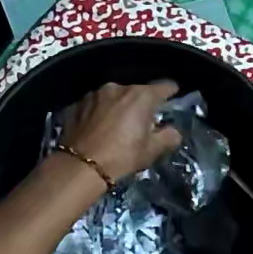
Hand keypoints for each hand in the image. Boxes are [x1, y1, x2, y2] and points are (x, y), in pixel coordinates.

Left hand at [60, 81, 183, 182]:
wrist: (80, 166)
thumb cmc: (122, 156)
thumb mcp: (152, 150)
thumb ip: (168, 137)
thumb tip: (174, 132)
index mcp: (141, 96)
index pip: (164, 87)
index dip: (171, 92)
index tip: (173, 97)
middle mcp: (118, 88)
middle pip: (137, 92)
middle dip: (142, 103)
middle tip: (143, 121)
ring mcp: (95, 94)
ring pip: (115, 96)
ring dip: (120, 106)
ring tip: (118, 124)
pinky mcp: (78, 103)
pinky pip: (96, 104)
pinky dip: (101, 112)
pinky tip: (99, 127)